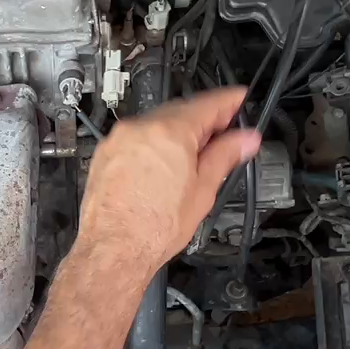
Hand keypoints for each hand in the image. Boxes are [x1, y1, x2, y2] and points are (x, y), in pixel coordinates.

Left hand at [74, 87, 260, 273]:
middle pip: (180, 112)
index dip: (229, 101)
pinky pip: (136, 139)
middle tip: (223, 134)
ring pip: (156, 125)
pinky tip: (164, 165)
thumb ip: (224, 156)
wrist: (114, 249)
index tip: (239, 99)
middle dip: (203, 121)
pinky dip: (153, 145)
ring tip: (194, 158)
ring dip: (176, 133)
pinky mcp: (105, 154)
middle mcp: (139, 129)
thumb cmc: (152, 228)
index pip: (207, 104)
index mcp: (169, 133)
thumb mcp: (202, 191)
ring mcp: (119, 140)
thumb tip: (244, 140)